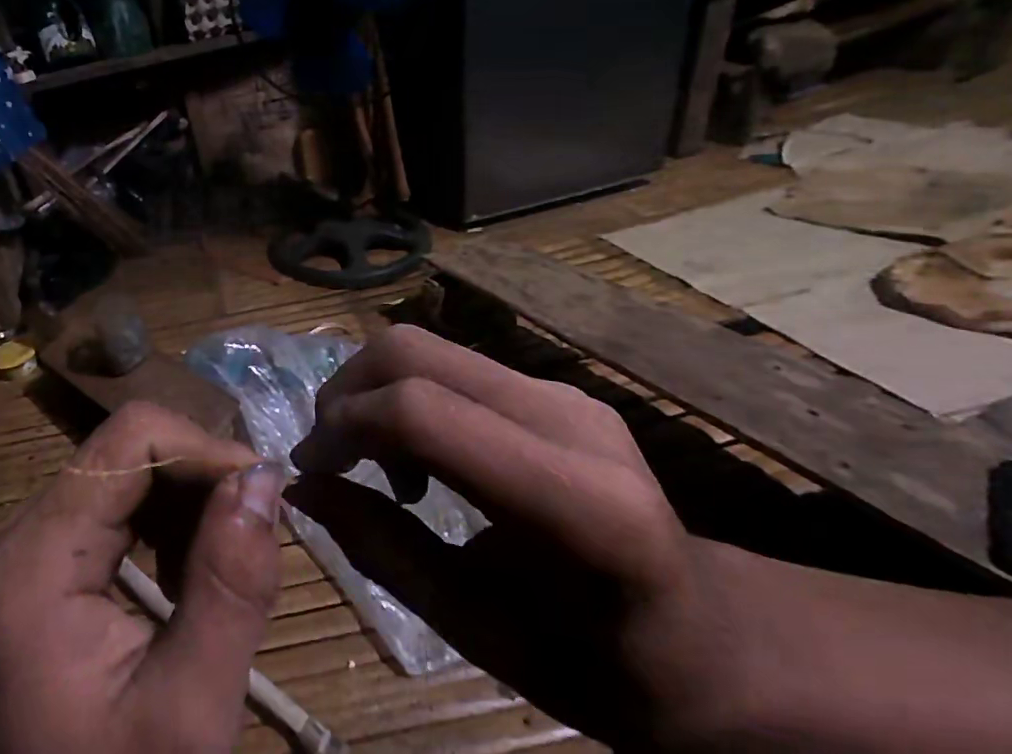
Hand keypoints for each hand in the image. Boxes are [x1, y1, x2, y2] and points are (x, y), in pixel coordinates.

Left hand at [0, 403, 287, 753]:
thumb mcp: (187, 711)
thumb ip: (228, 587)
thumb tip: (264, 477)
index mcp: (38, 557)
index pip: (130, 437)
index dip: (205, 449)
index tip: (267, 496)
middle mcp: (26, 534)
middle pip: (126, 450)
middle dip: (202, 476)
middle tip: (263, 533)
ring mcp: (33, 550)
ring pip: (126, 474)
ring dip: (191, 501)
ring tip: (235, 558)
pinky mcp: (48, 571)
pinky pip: (117, 511)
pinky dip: (169, 525)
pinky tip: (196, 573)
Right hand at [288, 326, 731, 747]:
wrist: (707, 637)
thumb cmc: (597, 663)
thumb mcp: (477, 631)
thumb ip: (382, 549)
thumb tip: (303, 488)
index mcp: (572, 501)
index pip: (422, 412)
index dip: (344, 427)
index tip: (313, 469)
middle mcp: (569, 419)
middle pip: (413, 351)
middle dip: (345, 392)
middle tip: (330, 455)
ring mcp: (564, 392)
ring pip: (426, 347)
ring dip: (373, 391)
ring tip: (377, 462)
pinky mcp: (553, 386)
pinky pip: (451, 365)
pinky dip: (406, 395)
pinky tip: (420, 455)